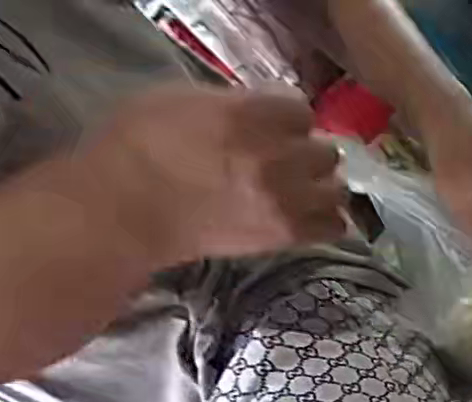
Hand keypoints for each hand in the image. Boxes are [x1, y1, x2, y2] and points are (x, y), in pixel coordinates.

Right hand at [85, 85, 347, 265]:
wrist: (133, 206)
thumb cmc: (143, 144)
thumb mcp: (182, 99)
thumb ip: (237, 103)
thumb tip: (272, 110)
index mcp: (248, 117)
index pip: (302, 110)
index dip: (292, 117)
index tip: (282, 125)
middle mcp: (277, 158)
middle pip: (327, 152)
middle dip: (312, 154)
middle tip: (295, 160)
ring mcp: (289, 199)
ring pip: (339, 190)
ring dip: (325, 188)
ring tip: (306, 189)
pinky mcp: (292, 233)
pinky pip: (336, 225)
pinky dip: (328, 219)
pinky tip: (310, 215)